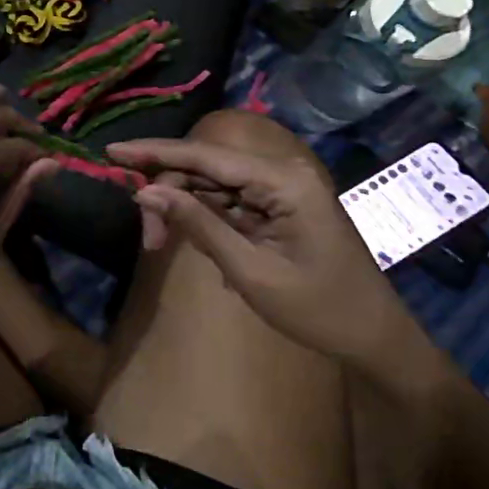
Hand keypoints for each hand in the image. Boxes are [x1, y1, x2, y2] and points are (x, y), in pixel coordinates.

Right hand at [106, 137, 421, 370]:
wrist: (376, 337)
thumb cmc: (320, 309)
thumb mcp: (251, 271)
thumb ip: (198, 225)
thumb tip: (146, 193)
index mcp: (283, 180)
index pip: (206, 155)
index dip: (155, 152)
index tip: (112, 151)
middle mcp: (281, 172)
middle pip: (205, 166)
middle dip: (168, 191)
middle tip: (146, 237)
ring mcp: (280, 186)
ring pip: (212, 182)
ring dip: (181, 206)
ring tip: (157, 244)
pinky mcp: (276, 203)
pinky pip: (227, 198)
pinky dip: (202, 216)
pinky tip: (188, 240)